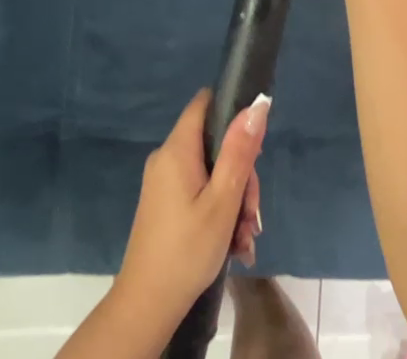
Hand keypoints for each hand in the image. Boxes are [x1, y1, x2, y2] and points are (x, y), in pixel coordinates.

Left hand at [115, 89, 269, 312]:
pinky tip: (234, 245)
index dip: (233, 112)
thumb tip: (258, 103)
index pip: (205, 103)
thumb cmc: (188, 248)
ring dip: (235, 203)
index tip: (254, 144)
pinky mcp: (166, 204)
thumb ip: (240, 150)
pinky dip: (220, 213)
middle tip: (250, 216)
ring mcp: (165, 183)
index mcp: (177, 150)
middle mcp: (167, 159)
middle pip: (215, 146)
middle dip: (242, 177)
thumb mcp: (223, 199)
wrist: (148, 304)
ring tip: (244, 240)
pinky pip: (201, 193)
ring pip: (212, 174)